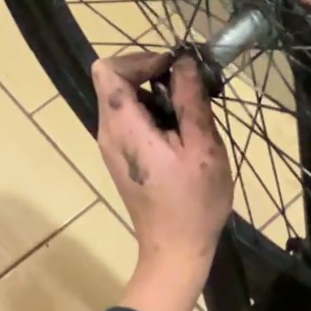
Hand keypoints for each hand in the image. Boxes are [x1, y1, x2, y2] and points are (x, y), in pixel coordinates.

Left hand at [92, 52, 234, 310]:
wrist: (175, 251)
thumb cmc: (194, 202)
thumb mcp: (203, 147)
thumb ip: (190, 100)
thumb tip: (183, 62)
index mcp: (123, 127)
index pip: (107, 69)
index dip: (139, 59)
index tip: (173, 69)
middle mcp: (108, 132)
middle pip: (114, 81)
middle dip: (151, 74)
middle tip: (190, 87)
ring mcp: (111, 146)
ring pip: (123, 99)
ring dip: (155, 94)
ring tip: (191, 110)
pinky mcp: (121, 157)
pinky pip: (129, 119)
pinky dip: (152, 113)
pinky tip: (181, 131)